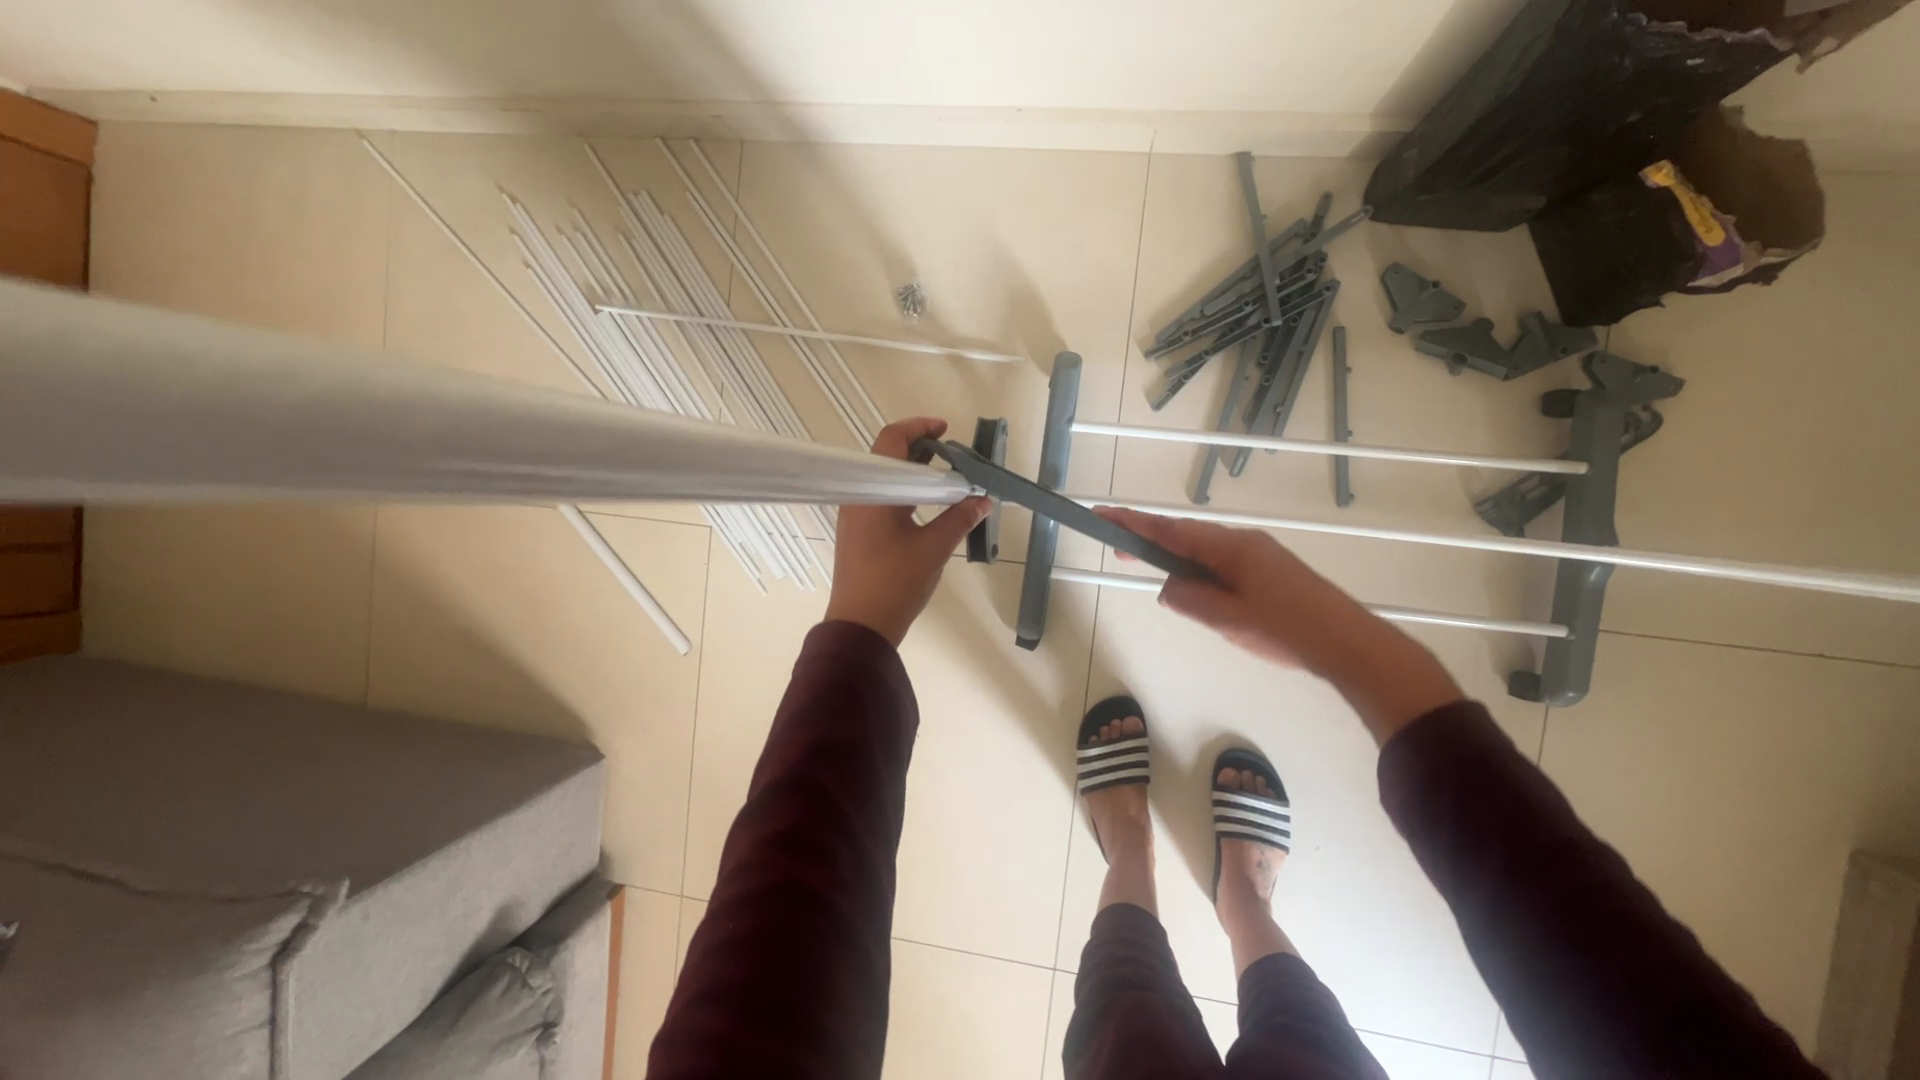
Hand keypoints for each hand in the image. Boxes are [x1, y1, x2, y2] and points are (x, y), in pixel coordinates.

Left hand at [824, 418, 992, 646]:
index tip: (946, 430)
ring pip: (883, 479)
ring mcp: (854, 515)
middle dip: (919, 449)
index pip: (892, 440)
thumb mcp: (934, 548)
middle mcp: (858, 496)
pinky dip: (903, 491)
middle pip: (886, 456)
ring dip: (912, 472)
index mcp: (873, 491)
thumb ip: (960, 518)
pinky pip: (880, 497)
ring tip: (944, 477)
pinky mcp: (857, 533)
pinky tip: (926, 504)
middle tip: (951, 455)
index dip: (919, 427)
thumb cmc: (894, 582)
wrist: (859, 627)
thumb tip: (983, 500)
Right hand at [1094, 506, 1362, 669]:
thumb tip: (1170, 588)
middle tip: (1118, 550)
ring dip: (1178, 560)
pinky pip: (1222, 562)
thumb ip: (1189, 600)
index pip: (1170, 531)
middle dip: (1151, 540)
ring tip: (1161, 580)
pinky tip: (1199, 591)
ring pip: (1205, 550)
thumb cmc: (1285, 630)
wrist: (1346, 643)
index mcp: (1229, 548)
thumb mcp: (1226, 619)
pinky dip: (1201, 570)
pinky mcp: (1270, 570)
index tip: (1102, 515)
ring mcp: (1259, 554)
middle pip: (1186, 534)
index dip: (1133, 524)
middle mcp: (1243, 542)